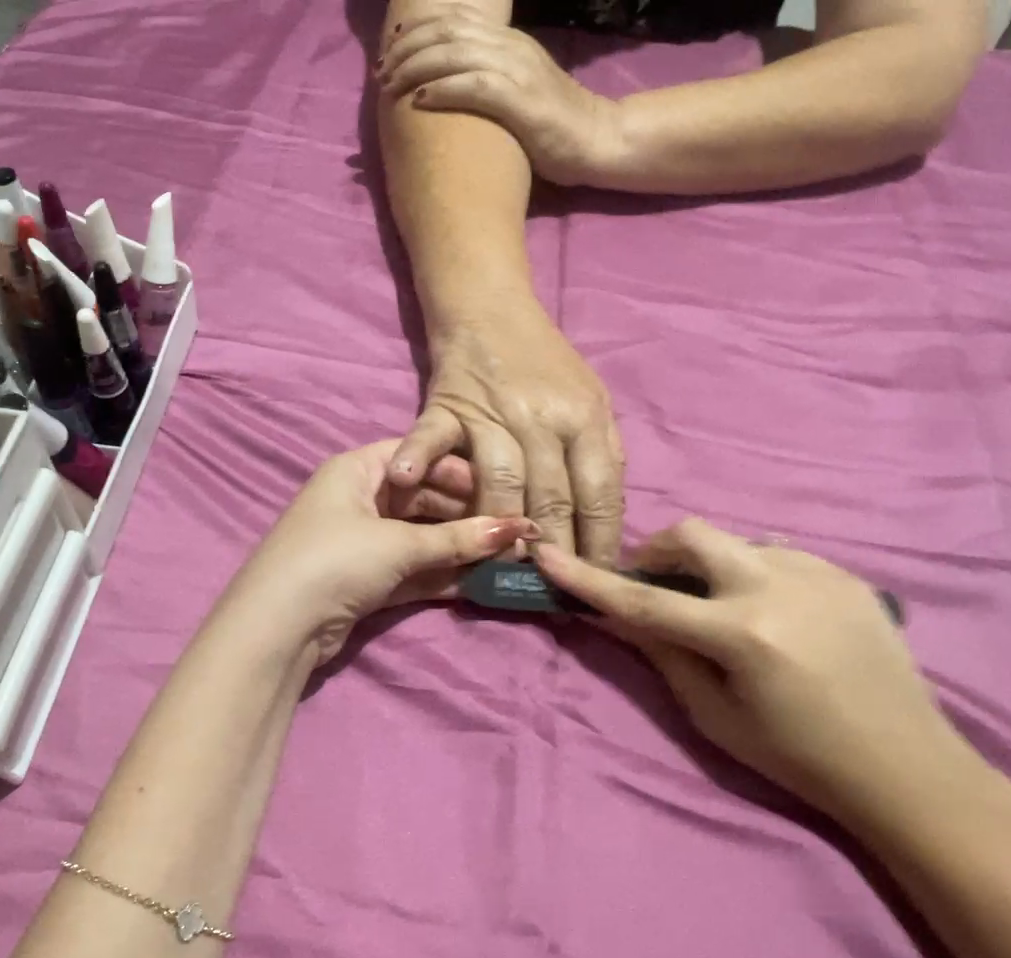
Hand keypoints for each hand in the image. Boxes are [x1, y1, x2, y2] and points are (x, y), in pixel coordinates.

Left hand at [225, 441, 537, 662]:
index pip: (415, 456)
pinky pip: (412, 570)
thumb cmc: (335, 560)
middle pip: (422, 499)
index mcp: (355, 470)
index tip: (502, 484)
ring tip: (509, 557)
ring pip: (420, 538)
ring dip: (459, 549)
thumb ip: (458, 538)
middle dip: (467, 515)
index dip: (458, 468)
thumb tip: (517, 529)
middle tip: (516, 529)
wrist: (279, 626)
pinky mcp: (365, 581)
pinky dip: (441, 575)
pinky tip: (481, 582)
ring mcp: (361, 542)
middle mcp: (357, 499)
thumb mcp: (398, 543)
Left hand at [378, 6, 622, 186]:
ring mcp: (517, 71)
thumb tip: (442, 85)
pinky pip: (473, 86)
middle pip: (447, 32)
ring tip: (390, 85)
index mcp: (507, 41)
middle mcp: (510, 47)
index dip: (416, 32)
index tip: (389, 51)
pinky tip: (418, 101)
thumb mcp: (515, 89)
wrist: (595, 140)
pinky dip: (441, 90)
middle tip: (381, 72)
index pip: (452, 21)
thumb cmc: (550, 125)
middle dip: (407, 49)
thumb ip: (484, 79)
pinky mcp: (521, 102)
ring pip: (454, 54)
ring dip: (415, 68)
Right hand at [389, 300, 623, 564]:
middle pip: (551, 496)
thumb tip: (606, 521)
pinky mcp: (446, 402)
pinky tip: (404, 482)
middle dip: (552, 552)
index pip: (598, 494)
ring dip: (498, 528)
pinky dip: (417, 457)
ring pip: (499, 478)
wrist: (490, 307)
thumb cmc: (544, 361)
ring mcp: (491, 410)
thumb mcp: (591, 399)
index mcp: (585, 418)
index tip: (596, 585)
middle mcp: (543, 416)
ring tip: (498, 570)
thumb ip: (600, 453)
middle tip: (549, 597)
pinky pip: (432, 434)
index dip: (598, 545)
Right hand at [537, 519, 981, 824]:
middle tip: (653, 587)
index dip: (588, 578)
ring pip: (736, 541)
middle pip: (693, 535)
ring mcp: (818, 573)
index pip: (644, 598)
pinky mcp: (845, 575)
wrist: (906, 767)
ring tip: (719, 609)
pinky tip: (768, 614)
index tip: (547, 554)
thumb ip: (662, 654)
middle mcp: (778, 587)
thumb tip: (614, 614)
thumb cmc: (796, 756)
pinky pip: (776, 555)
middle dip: (657, 553)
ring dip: (709, 565)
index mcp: (742, 634)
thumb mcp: (713, 716)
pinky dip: (751, 573)